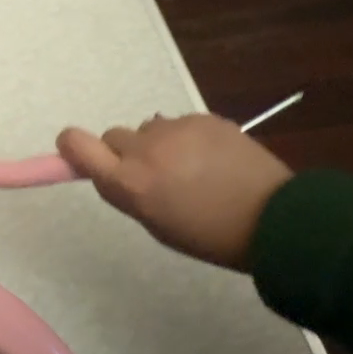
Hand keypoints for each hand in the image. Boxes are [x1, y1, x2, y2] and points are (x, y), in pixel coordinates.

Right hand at [55, 114, 292, 269]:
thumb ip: (125, 192)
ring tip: (195, 169)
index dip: (72, 146)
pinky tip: (215, 160)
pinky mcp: (203, 118)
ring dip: (160, 145)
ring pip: (149, 130)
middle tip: (157, 175)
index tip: (81, 155)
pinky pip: (180, 124)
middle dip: (127, 153)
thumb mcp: (156, 224)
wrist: (280, 221)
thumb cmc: (211, 236)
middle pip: (114, 137)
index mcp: (129, 183)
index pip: (75, 143)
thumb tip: (110, 169)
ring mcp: (175, 129)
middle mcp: (145, 150)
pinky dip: (189, 139)